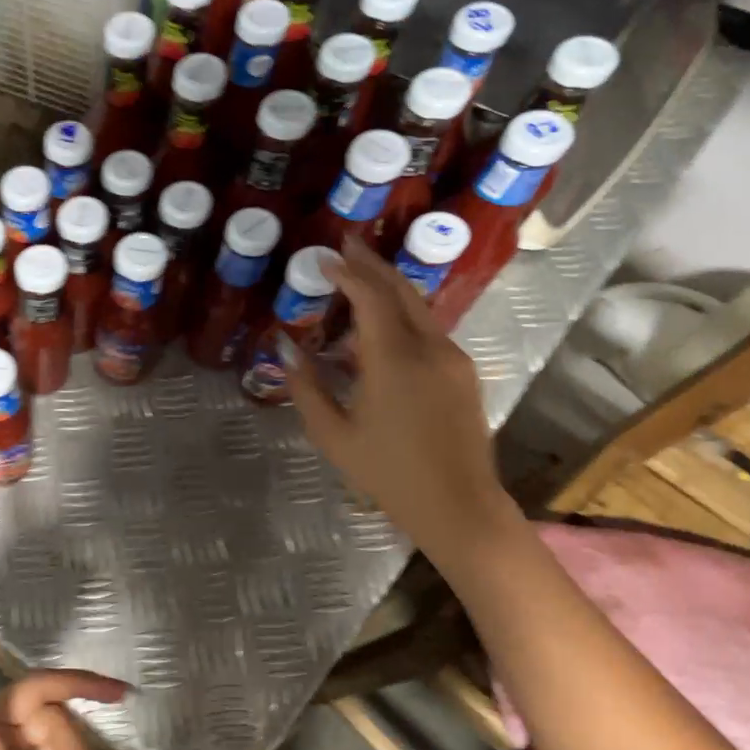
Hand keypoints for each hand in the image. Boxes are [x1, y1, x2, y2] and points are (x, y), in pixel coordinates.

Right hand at [284, 240, 517, 553]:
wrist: (457, 503)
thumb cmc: (386, 472)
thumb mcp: (333, 434)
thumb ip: (307, 387)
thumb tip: (286, 349)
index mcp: (394, 360)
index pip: (371, 298)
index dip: (347, 272)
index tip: (324, 255)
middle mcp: (430, 348)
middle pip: (401, 291)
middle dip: (372, 265)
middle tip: (345, 246)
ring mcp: (453, 359)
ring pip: (419, 308)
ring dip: (388, 290)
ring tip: (358, 281)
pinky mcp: (462, 373)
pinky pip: (428, 330)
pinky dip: (401, 316)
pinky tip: (380, 328)